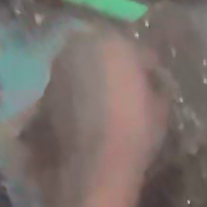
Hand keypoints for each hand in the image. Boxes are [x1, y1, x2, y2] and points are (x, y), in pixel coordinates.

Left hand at [42, 28, 169, 182]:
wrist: (95, 163)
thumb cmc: (135, 132)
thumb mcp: (161, 110)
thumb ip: (158, 88)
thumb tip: (155, 83)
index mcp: (114, 43)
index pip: (141, 52)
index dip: (151, 71)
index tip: (157, 86)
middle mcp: (81, 44)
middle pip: (107, 52)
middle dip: (119, 69)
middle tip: (132, 93)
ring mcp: (59, 65)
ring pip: (85, 67)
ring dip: (97, 80)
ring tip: (111, 106)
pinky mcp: (46, 88)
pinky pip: (72, 86)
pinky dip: (81, 95)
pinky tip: (93, 116)